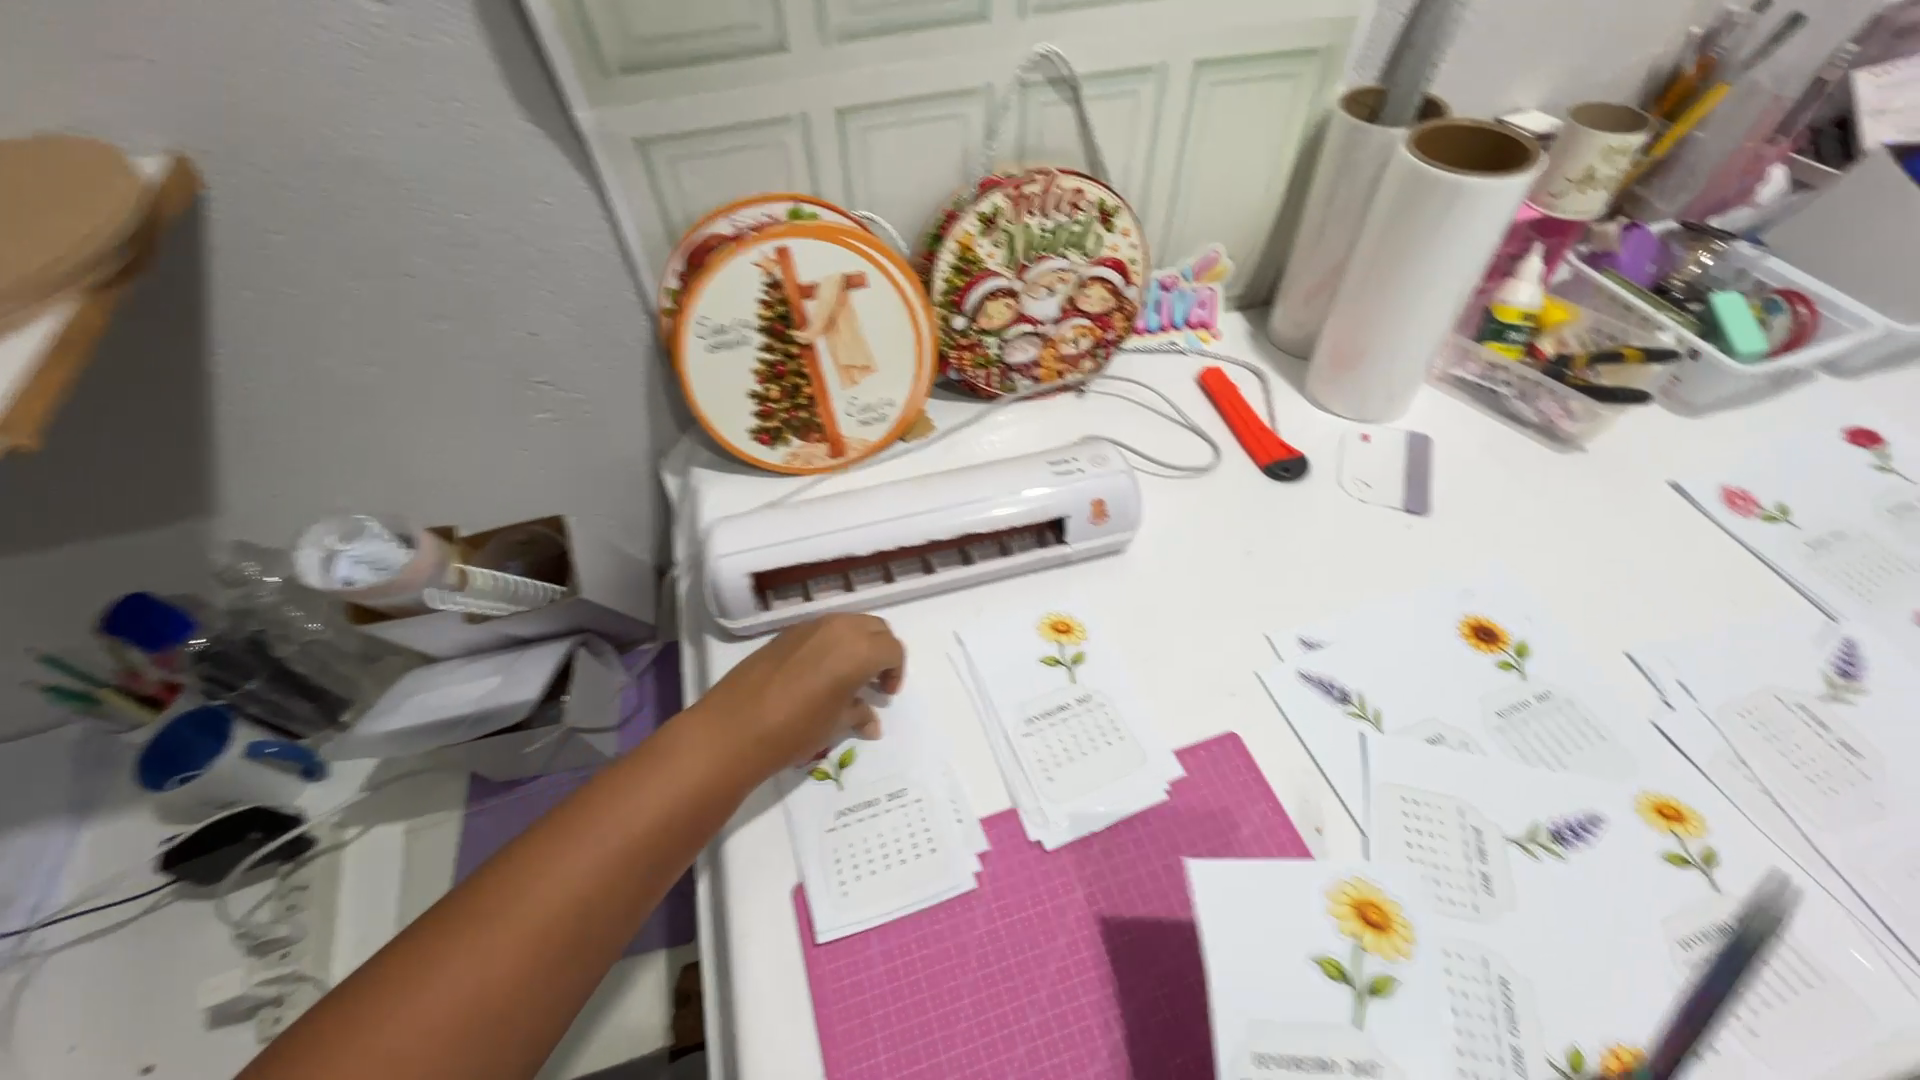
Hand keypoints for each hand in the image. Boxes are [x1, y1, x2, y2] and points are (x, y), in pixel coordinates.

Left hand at [694, 614, 904, 774]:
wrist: (733, 728)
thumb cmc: (795, 729)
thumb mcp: (835, 725)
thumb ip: (859, 714)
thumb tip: (871, 721)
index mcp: (859, 649)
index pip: (893, 649)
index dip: (896, 671)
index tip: (885, 695)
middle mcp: (838, 628)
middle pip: (875, 628)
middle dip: (881, 652)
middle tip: (873, 682)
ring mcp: (808, 627)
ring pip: (847, 624)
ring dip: (856, 645)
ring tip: (846, 678)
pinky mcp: (785, 634)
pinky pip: (820, 630)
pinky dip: (831, 645)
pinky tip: (817, 675)